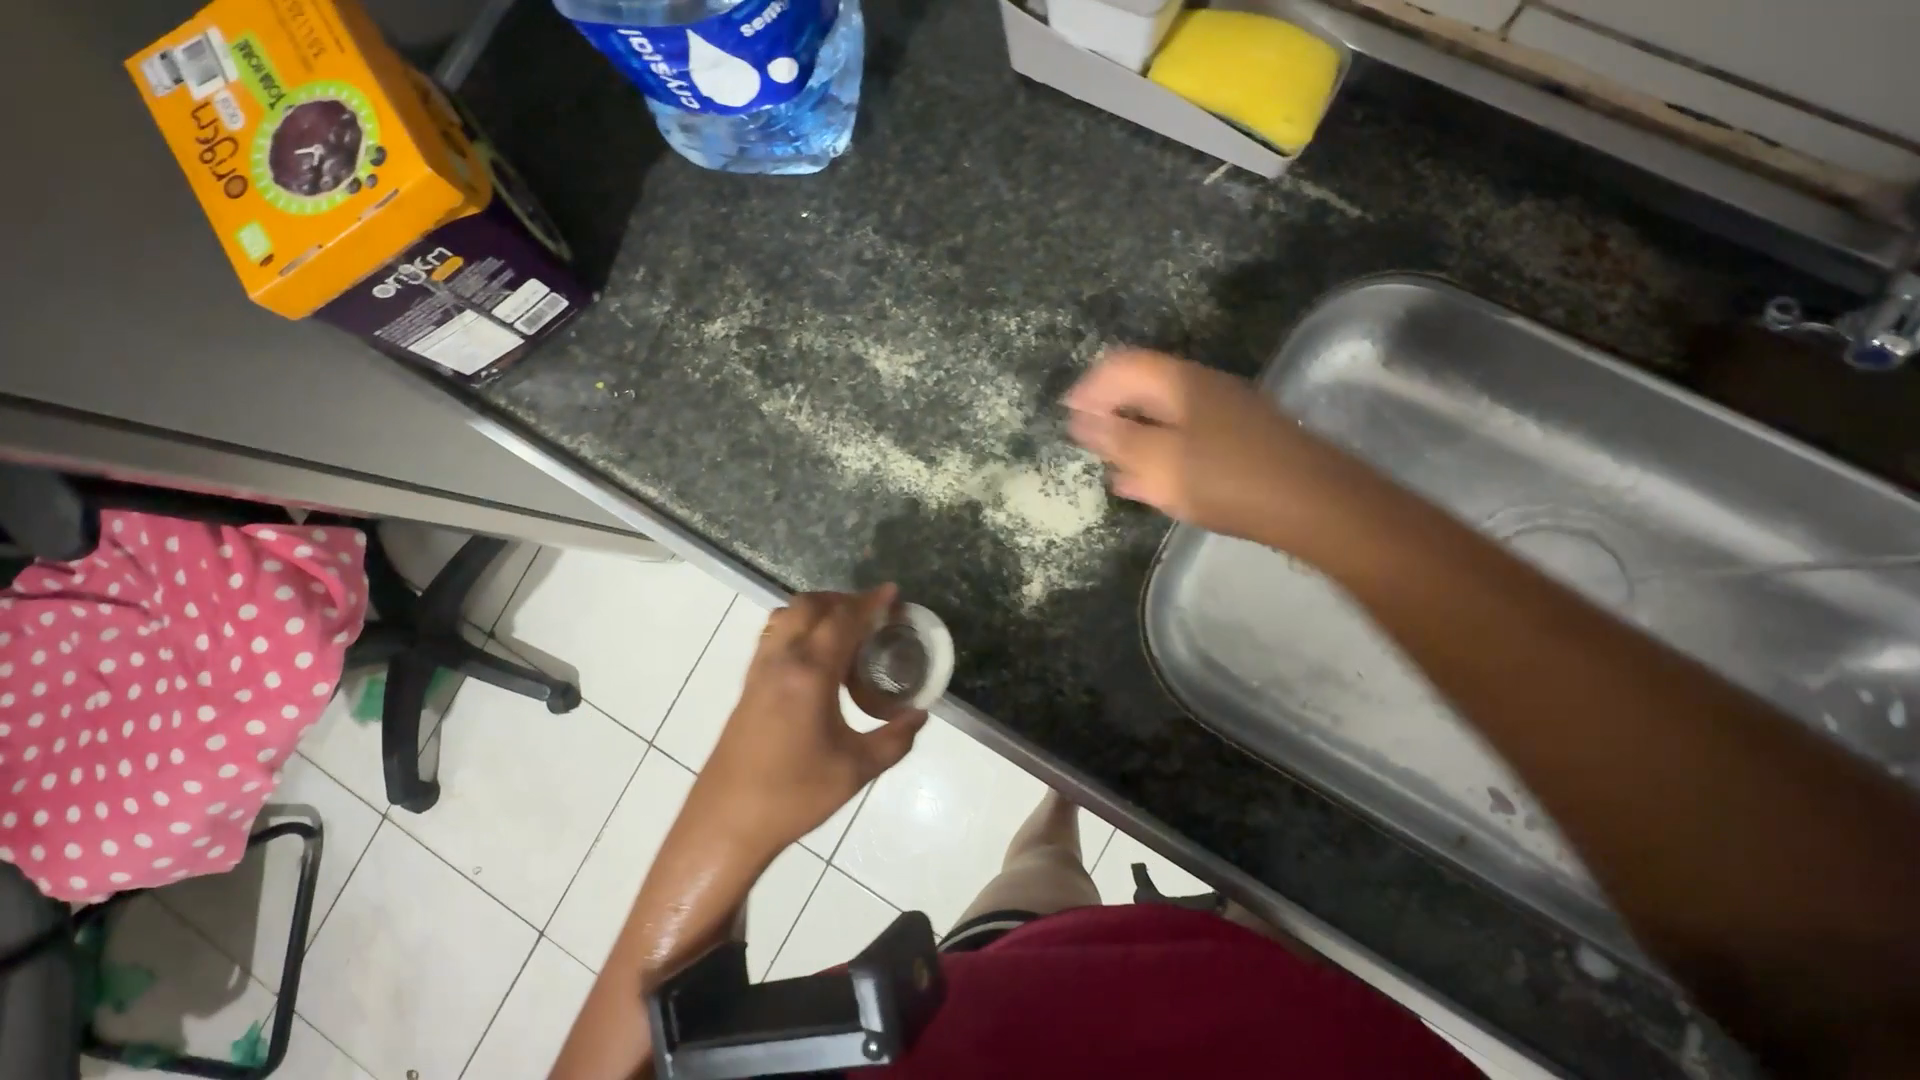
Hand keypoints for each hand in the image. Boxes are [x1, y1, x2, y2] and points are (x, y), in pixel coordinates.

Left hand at [694, 586, 927, 857]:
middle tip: (872, 613)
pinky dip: (798, 629)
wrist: (727, 821)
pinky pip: (774, 637)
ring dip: (817, 610)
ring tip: (845, 630)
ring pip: (786, 617)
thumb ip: (894, 739)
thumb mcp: (856, 769)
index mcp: (810, 673)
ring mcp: (759, 671)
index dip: (870, 602)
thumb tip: (919, 715)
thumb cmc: (794, 795)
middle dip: (843, 600)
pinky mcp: (748, 686)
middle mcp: (781, 660)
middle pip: (810, 606)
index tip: (893, 592)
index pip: (843, 620)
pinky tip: (817, 658)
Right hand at [1065, 348, 1362, 546]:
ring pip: (1167, 417)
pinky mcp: (1242, 442)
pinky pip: (1189, 440)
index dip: (1090, 387)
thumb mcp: (1160, 463)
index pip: (1122, 365)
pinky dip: (1164, 457)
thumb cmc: (1229, 480)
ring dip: (1137, 440)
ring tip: (1118, 472)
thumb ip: (1118, 440)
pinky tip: (1157, 486)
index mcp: (1179, 383)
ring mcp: (1227, 414)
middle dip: (1112, 415)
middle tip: (1090, 447)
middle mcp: (1203, 389)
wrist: (1316, 505)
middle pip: (1144, 389)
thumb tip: (1082, 419)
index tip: (1069, 419)